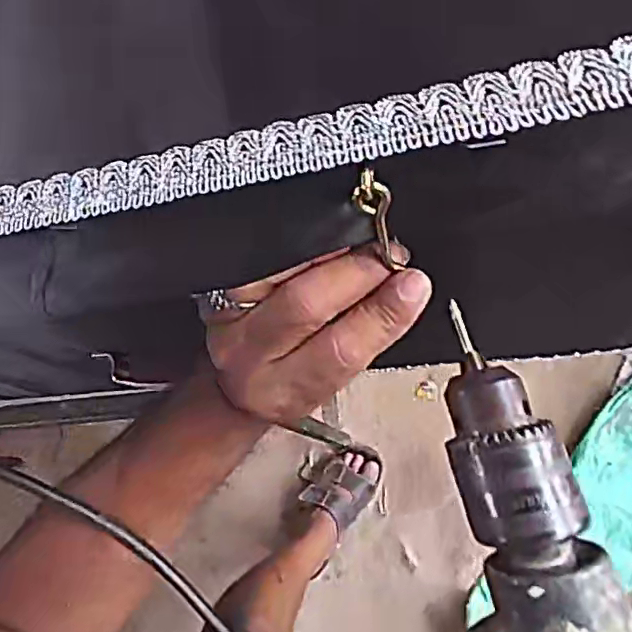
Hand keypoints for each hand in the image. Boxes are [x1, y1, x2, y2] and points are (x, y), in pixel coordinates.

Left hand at [200, 245, 432, 424]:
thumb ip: (363, 337)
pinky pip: (261, 256)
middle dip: (358, 272)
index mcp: (287, 390)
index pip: (339, 351)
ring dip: (328, 251)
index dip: (382, 314)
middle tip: (389, 255)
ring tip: (359, 245)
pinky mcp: (218, 288)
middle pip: (304, 304)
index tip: (413, 284)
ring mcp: (227, 320)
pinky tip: (320, 241)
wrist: (235, 381)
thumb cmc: (290, 377)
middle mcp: (251, 357)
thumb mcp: (330, 377)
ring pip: (279, 271)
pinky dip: (297, 243)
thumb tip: (407, 286)